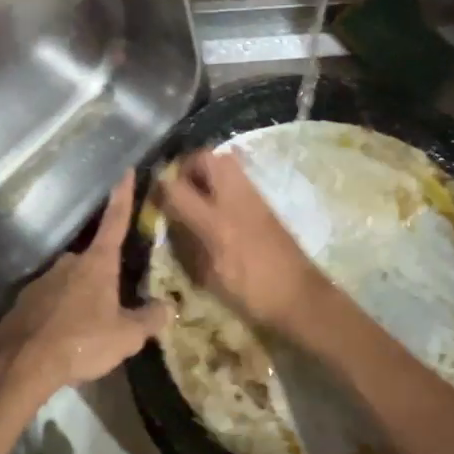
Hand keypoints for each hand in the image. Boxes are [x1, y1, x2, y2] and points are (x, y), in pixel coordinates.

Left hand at [0, 171, 170, 393]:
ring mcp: (42, 280)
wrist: (26, 364)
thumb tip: (170, 307)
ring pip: (68, 283)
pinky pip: (47, 303)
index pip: (115, 220)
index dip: (123, 196)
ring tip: (85, 329)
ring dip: (77, 298)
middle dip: (101, 276)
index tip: (126, 171)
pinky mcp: (23, 301)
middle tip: (110, 303)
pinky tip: (59, 338)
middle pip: (92, 260)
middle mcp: (69, 262)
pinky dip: (55, 315)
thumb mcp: (127, 336)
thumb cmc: (83, 341)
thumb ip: (150, 320)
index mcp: (98, 263)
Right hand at [157, 150, 328, 332]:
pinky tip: (219, 202)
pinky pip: (237, 173)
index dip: (159, 189)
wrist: (300, 295)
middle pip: (203, 158)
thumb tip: (172, 221)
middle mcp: (233, 198)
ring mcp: (252, 194)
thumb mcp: (209, 276)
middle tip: (179, 188)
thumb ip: (187, 244)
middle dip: (185, 167)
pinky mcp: (264, 198)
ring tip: (198, 192)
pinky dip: (222, 177)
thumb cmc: (252, 293)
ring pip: (222, 159)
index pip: (176, 189)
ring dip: (205, 168)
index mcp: (215, 222)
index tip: (154, 197)